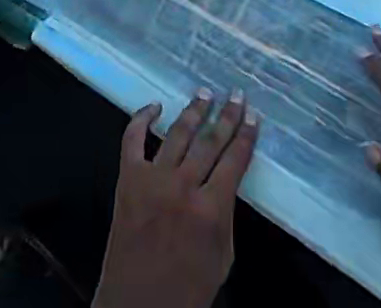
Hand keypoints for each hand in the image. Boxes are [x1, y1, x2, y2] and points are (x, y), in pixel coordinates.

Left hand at [94, 91, 258, 307]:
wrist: (137, 303)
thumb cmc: (187, 288)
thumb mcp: (222, 256)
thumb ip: (224, 214)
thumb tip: (225, 180)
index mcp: (211, 209)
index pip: (234, 161)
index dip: (246, 136)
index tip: (254, 116)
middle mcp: (182, 186)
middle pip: (209, 141)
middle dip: (226, 116)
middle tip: (235, 94)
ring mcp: (152, 178)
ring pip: (177, 134)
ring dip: (193, 111)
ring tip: (204, 93)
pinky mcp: (127, 177)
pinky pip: (132, 139)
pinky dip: (142, 119)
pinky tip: (154, 107)